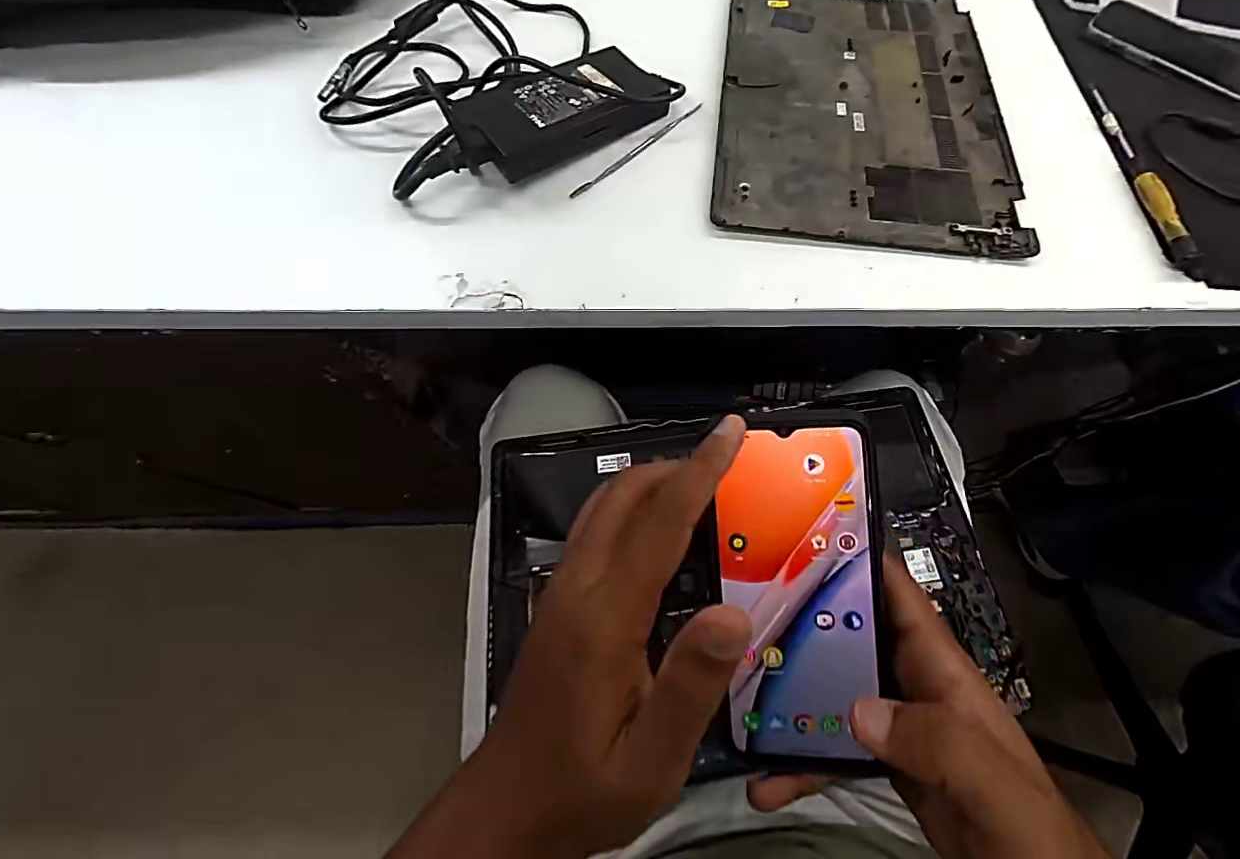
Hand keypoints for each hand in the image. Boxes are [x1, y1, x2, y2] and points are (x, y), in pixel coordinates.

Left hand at [388, 416, 751, 858]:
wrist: (507, 804)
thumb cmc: (580, 788)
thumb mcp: (651, 761)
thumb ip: (691, 686)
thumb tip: (731, 616)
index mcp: (604, 619)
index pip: (659, 524)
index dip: (699, 472)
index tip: (727, 435)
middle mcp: (577, 589)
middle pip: (622, 497)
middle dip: (673, 464)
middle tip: (720, 456)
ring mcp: (560, 590)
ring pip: (601, 506)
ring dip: (648, 481)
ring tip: (695, 480)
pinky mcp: (556, 600)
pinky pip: (593, 530)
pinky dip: (629, 507)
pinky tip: (653, 527)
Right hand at [748, 555, 1109, 858]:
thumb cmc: (1033, 830)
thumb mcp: (991, 778)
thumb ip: (938, 740)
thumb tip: (859, 712)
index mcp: (939, 668)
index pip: (895, 592)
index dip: (854, 555)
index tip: (801, 535)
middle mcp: (911, 683)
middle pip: (845, 633)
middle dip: (797, 620)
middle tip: (744, 614)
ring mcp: (895, 721)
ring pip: (829, 687)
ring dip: (786, 694)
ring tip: (743, 700)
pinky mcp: (883, 758)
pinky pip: (830, 743)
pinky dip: (799, 755)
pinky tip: (770, 773)